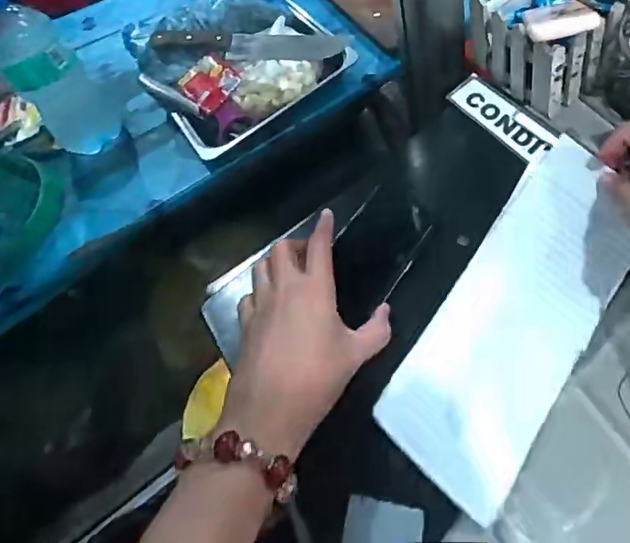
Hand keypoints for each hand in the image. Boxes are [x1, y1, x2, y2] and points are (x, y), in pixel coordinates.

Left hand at [219, 210, 390, 457]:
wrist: (268, 413)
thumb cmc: (317, 378)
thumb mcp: (356, 356)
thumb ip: (376, 330)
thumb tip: (386, 311)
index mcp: (315, 288)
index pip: (318, 246)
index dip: (322, 227)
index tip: (326, 215)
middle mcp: (285, 288)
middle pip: (281, 249)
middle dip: (294, 245)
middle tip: (307, 254)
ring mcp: (260, 305)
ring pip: (260, 267)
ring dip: (273, 263)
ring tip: (286, 273)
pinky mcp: (243, 325)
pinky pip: (247, 296)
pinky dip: (257, 292)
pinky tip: (266, 305)